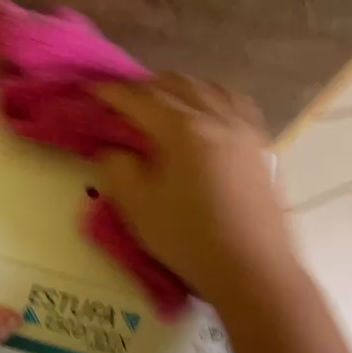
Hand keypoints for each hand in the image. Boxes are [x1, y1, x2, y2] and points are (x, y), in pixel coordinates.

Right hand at [92, 76, 299, 304]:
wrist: (251, 267)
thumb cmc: (188, 238)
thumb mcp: (138, 207)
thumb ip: (118, 170)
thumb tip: (113, 150)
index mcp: (184, 130)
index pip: (141, 100)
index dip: (113, 93)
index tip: (91, 89)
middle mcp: (218, 119)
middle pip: (178, 85)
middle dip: (146, 87)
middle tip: (121, 101)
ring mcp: (245, 129)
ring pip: (210, 88)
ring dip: (180, 89)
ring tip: (161, 103)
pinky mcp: (260, 146)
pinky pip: (234, 104)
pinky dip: (211, 99)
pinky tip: (205, 114)